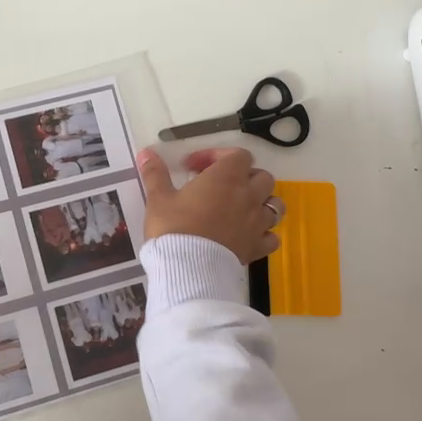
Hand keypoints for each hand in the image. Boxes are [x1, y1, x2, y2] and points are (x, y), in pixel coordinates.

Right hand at [137, 146, 283, 262]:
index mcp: (225, 178)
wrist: (187, 268)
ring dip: (261, 202)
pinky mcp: (257, 247)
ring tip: (241, 208)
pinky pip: (272, 236)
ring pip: (275, 204)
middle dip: (244, 177)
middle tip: (221, 186)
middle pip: (262, 177)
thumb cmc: (173, 227)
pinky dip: (264, 233)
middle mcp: (247, 196)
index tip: (194, 167)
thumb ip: (155, 173)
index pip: (238, 155)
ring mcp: (257, 223)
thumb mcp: (158, 198)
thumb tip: (146, 152)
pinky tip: (248, 235)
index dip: (218, 155)